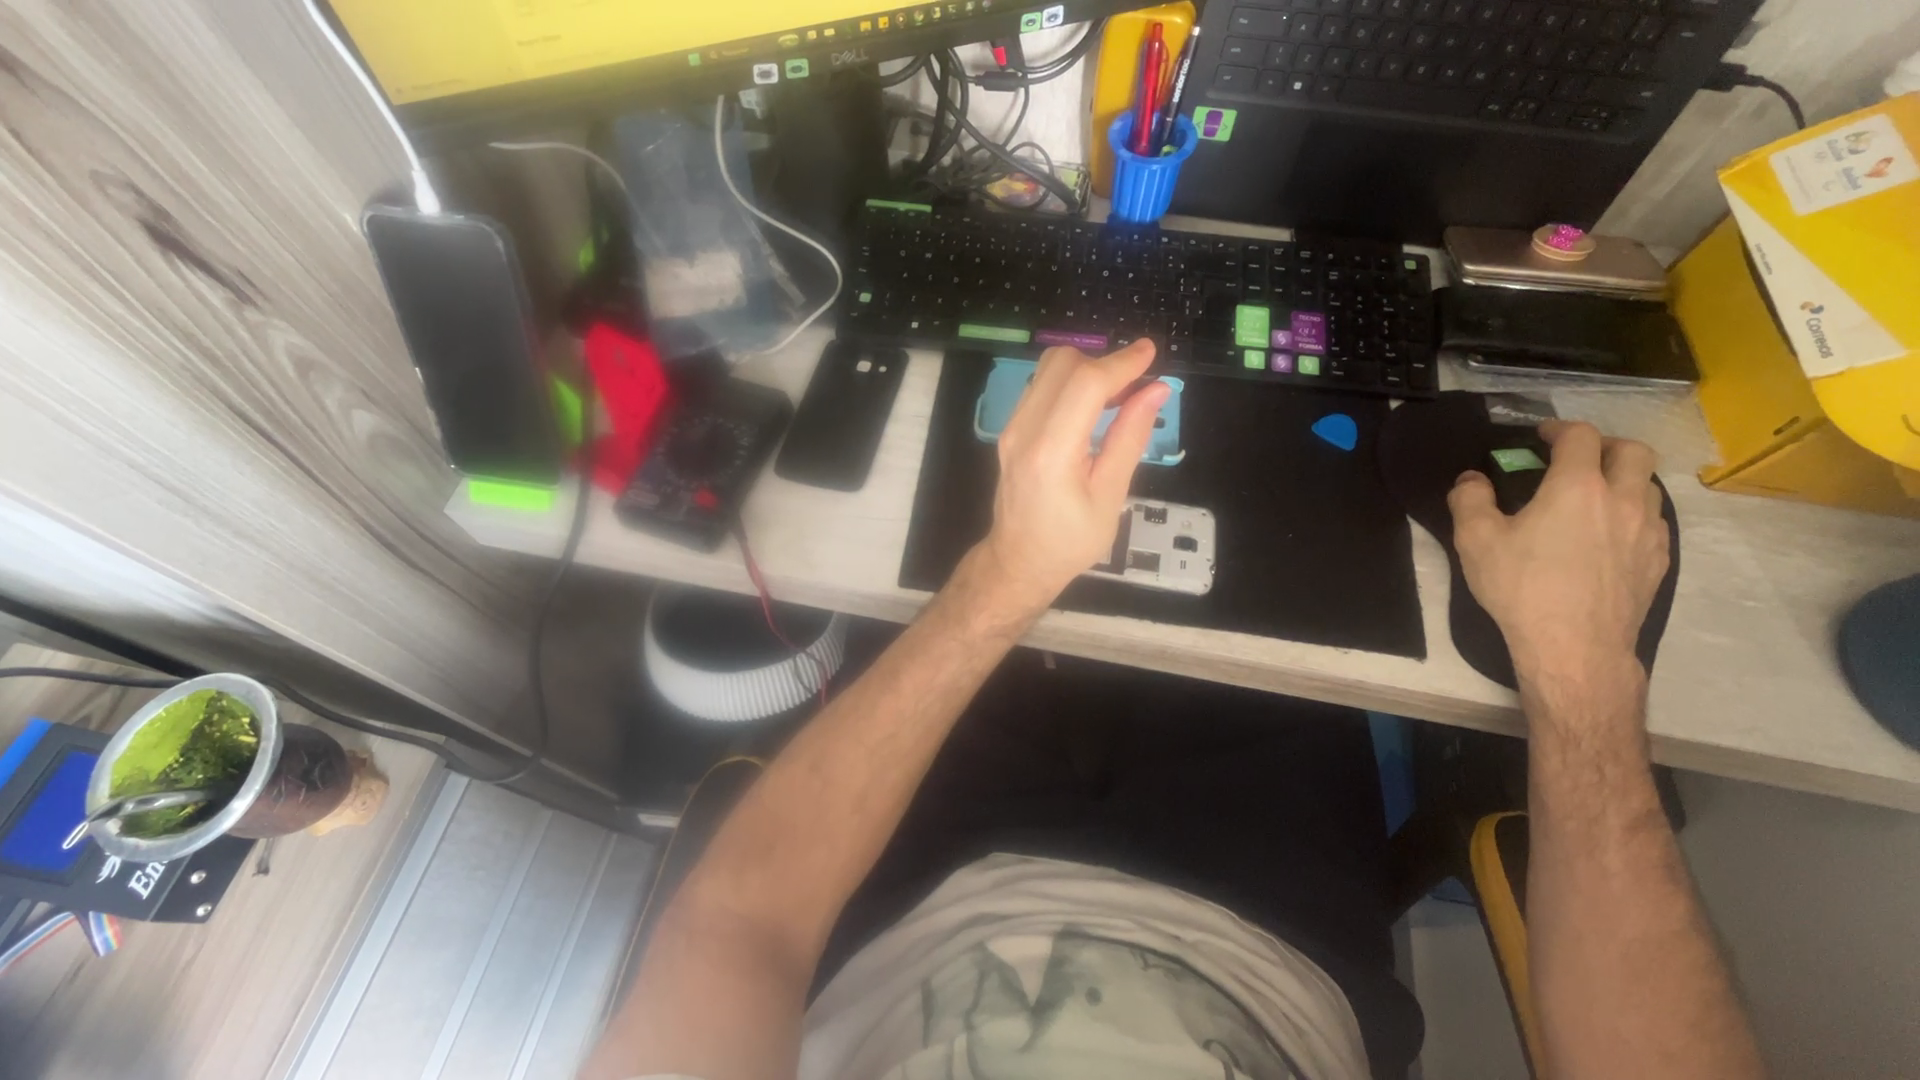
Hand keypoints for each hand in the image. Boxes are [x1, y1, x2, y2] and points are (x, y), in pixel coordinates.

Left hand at [975, 340, 1168, 616]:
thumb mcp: (1110, 497)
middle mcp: (1024, 431)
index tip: (1150, 354)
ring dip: (1086, 371)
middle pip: (1062, 363)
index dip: (1121, 363)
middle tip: (1134, 385)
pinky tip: (1092, 409)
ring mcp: (1012, 428)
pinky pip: (1041, 388)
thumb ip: (1130, 439)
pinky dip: (1070, 384)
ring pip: (1048, 370)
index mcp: (1051, 453)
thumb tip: (1156, 391)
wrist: (1019, 561)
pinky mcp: (1011, 430)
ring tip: (1116, 398)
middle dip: (1103, 363)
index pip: (1086, 384)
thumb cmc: (1070, 542)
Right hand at [1449, 421, 1669, 689]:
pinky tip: (1608, 535)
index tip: (1541, 435)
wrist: (1574, 646)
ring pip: (1649, 486)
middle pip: (1633, 451)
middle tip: (1578, 458)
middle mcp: (1622, 499)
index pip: (1581, 436)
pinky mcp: (1657, 560)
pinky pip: (1652, 521)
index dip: (1560, 428)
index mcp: (1577, 487)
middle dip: (1606, 445)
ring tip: (1594, 497)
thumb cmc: (1521, 587)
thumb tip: (1472, 479)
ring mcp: (1647, 531)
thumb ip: (1469, 499)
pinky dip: (1632, 513)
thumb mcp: (1475, 541)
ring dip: (1624, 480)